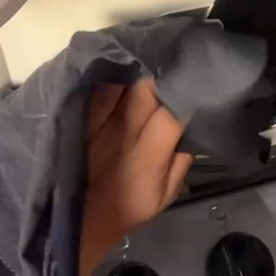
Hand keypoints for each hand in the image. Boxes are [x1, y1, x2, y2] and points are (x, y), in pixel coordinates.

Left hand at [78, 80, 191, 275]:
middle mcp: (124, 132)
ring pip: (122, 83)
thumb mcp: (165, 195)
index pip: (172, 113)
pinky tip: (122, 65)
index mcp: (148, 155)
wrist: (79, 218)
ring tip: (150, 57)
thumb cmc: (128, 208)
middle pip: (146, 89)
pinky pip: (99, 87)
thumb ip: (182, 161)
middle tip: (173, 64)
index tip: (196, 80)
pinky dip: (113, 75)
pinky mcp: (81, 116)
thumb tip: (196, 129)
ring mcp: (99, 122)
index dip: (185, 93)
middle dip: (162, 73)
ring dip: (137, 69)